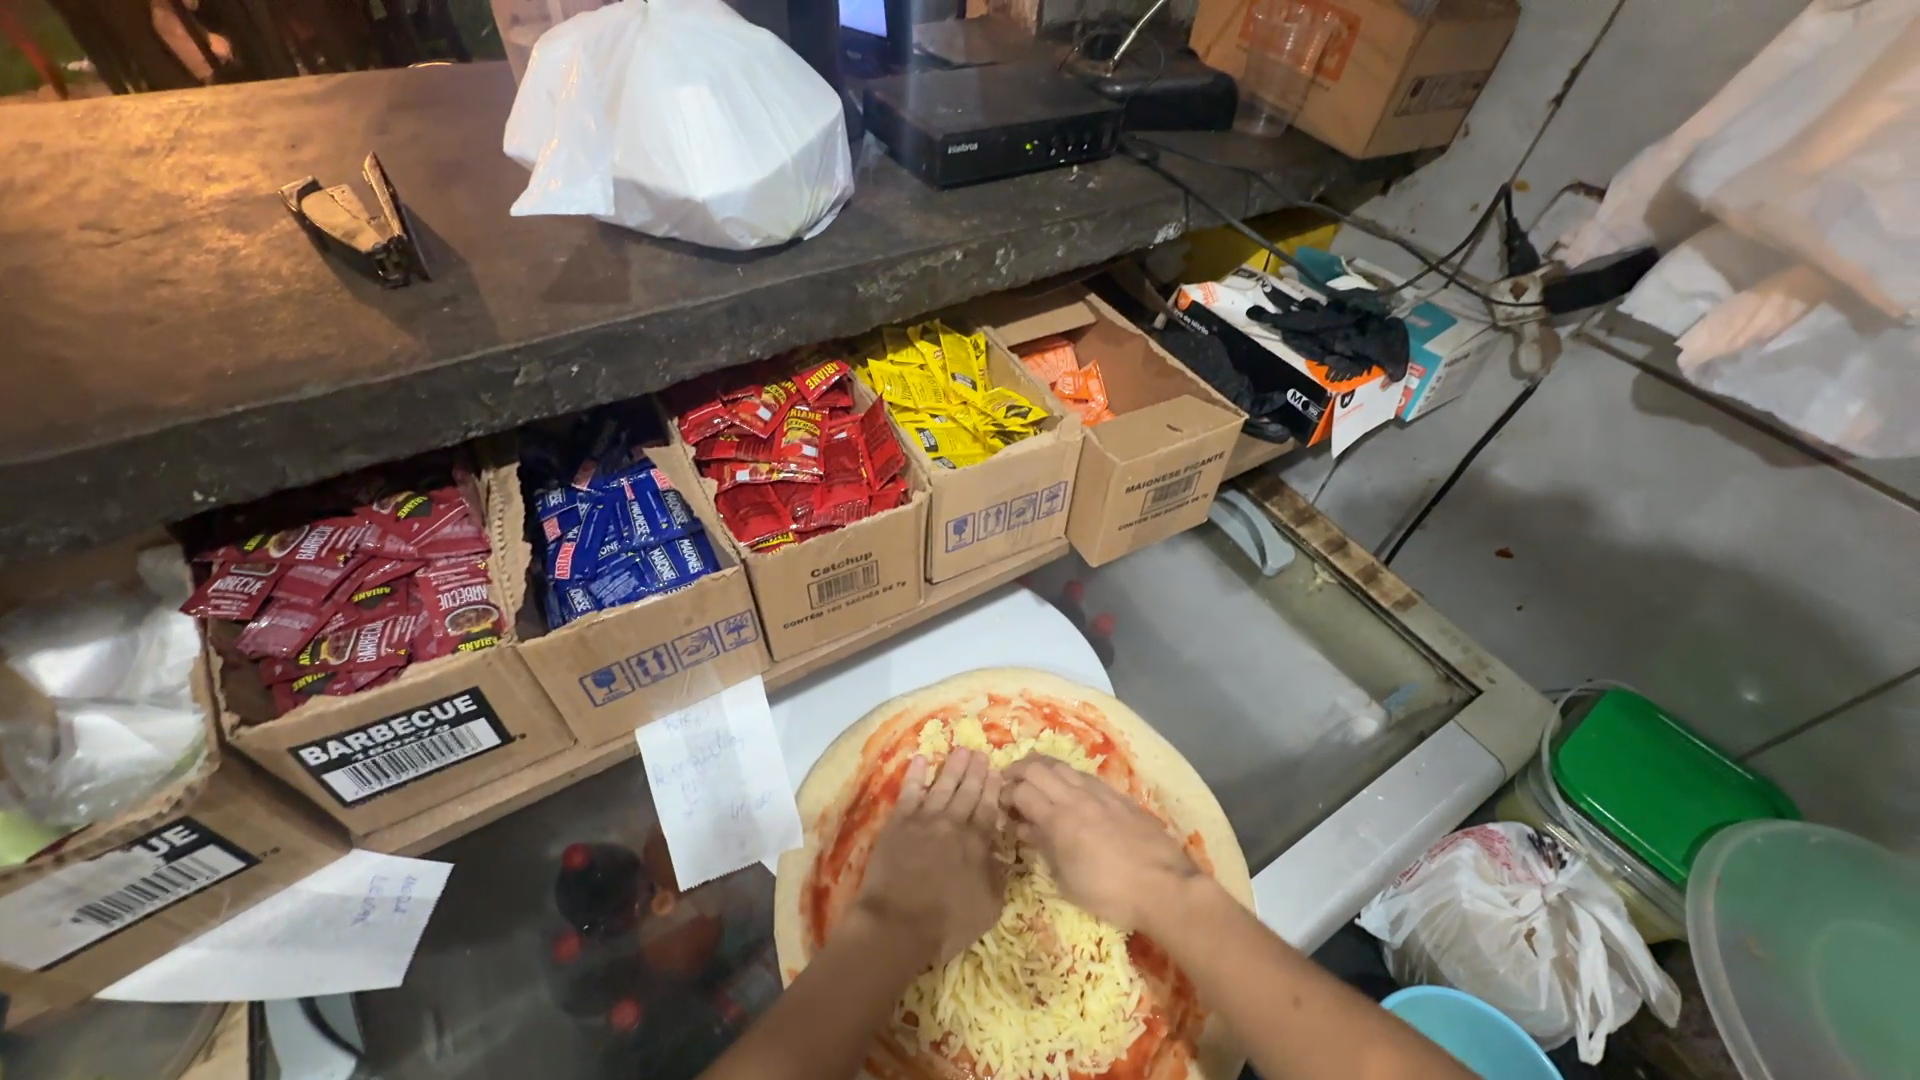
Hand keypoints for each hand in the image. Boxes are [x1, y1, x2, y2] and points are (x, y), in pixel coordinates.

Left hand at [853, 747, 1005, 965]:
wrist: (899, 924)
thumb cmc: (947, 924)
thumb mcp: (989, 907)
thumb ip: (997, 876)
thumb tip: (1002, 855)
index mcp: (978, 843)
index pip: (989, 809)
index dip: (994, 789)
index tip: (998, 771)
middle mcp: (954, 824)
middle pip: (968, 791)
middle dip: (976, 771)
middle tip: (981, 752)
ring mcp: (924, 820)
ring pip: (942, 786)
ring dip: (952, 767)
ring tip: (961, 750)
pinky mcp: (898, 823)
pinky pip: (909, 791)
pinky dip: (915, 774)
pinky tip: (920, 759)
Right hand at [1001, 754, 1203, 932]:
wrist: (1165, 887)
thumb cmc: (1111, 894)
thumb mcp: (1067, 881)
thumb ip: (1044, 848)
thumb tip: (1024, 828)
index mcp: (1059, 820)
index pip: (1021, 791)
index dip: (1005, 794)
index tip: (1000, 805)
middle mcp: (1076, 798)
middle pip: (1038, 768)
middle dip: (1017, 771)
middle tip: (1008, 782)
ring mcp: (1100, 793)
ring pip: (1062, 766)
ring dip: (1042, 767)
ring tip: (1034, 778)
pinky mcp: (1119, 796)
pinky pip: (1085, 775)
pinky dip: (1067, 776)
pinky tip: (1067, 788)